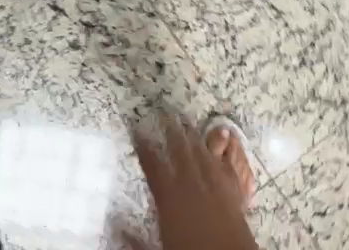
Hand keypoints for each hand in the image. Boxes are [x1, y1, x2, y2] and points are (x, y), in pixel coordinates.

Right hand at [126, 115, 259, 249]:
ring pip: (204, 156)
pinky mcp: (235, 199)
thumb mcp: (158, 248)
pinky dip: (224, 156)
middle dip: (171, 130)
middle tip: (165, 111)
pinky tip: (223, 148)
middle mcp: (193, 188)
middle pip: (180, 153)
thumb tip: (113, 222)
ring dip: (195, 137)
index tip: (137, 128)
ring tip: (187, 120)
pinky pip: (228, 170)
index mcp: (171, 199)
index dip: (144, 146)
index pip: (154, 166)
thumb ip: (135, 237)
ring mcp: (216, 191)